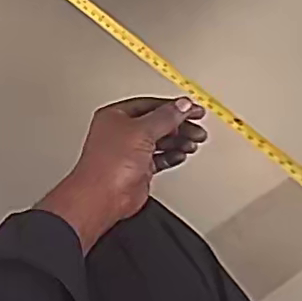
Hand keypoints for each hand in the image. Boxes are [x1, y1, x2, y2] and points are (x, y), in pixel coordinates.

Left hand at [37, 96, 207, 251]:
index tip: (192, 108)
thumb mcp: (142, 131)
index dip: (172, 106)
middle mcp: (120, 132)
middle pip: (156, 122)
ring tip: (194, 141)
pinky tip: (181, 154)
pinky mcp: (137, 168)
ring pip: (159, 140)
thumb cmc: (109, 163)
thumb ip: (165, 117)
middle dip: (179, 125)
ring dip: (178, 140)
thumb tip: (181, 105)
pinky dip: (172, 155)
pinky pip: (159, 158)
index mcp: (114, 116)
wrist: (104, 195)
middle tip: (197, 127)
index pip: (148, 105)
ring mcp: (128, 150)